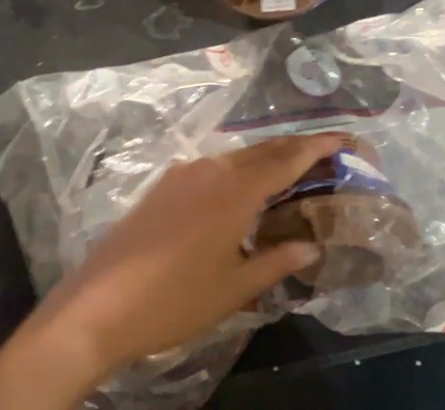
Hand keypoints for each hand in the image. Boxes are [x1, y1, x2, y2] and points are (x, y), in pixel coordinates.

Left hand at [28, 132, 346, 378]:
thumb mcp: (234, 288)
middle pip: (263, 150)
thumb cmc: (174, 299)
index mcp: (234, 189)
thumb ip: (276, 261)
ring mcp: (183, 174)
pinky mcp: (163, 186)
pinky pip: (213, 167)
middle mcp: (211, 169)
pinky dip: (240, 172)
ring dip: (267, 161)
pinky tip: (244, 194)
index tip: (347, 139)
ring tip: (292, 174)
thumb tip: (311, 246)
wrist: (98, 306)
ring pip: (237, 157)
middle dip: (297, 149)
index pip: (287, 158)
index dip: (319, 146)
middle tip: (328, 155)